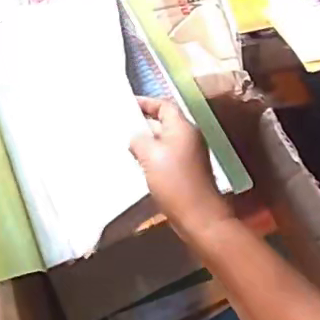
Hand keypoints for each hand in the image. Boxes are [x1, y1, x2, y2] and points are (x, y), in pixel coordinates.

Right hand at [129, 97, 233, 240]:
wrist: (199, 217)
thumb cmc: (174, 181)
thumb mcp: (150, 155)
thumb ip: (139, 140)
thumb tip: (135, 137)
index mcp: (182, 128)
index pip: (164, 105)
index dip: (146, 102)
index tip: (126, 104)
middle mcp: (188, 137)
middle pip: (164, 122)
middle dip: (143, 122)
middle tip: (120, 124)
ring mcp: (189, 155)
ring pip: (163, 140)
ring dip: (146, 141)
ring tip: (124, 143)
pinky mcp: (187, 171)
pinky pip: (166, 155)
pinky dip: (152, 155)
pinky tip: (137, 163)